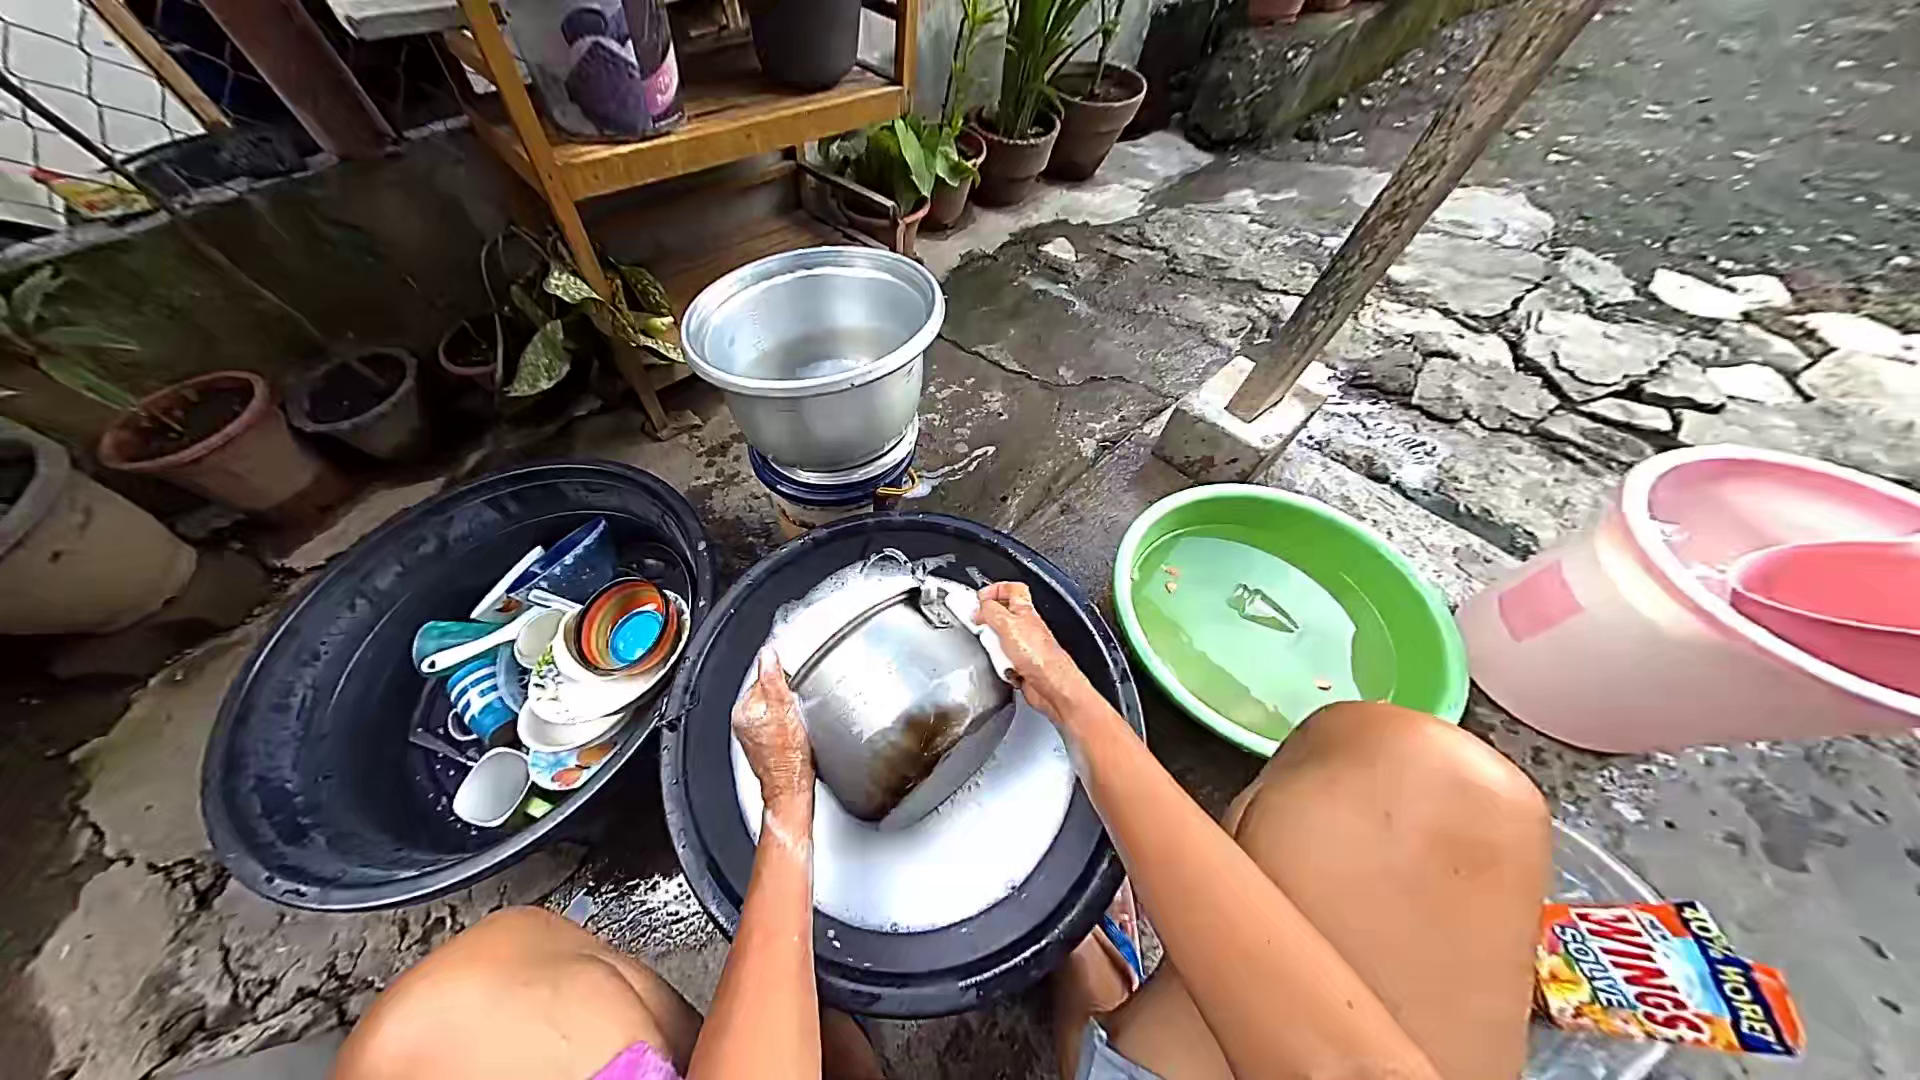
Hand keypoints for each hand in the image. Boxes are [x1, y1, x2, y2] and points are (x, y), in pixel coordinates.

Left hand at [733, 647, 813, 811]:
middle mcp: (744, 721)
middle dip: (787, 695)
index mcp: (743, 710)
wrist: (792, 788)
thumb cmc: (788, 757)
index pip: (764, 677)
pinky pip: (779, 721)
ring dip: (790, 709)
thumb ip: (773, 679)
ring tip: (799, 721)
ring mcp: (755, 733)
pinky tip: (798, 732)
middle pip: (771, 692)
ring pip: (776, 707)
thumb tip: (768, 653)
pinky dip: (789, 722)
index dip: (785, 679)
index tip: (796, 687)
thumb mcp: (784, 709)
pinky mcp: (766, 743)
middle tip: (799, 708)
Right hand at [975, 582, 1096, 720]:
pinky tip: (1001, 665)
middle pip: (1003, 613)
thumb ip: (991, 611)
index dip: (996, 589)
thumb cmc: (1041, 657)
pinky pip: (1003, 659)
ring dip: (993, 644)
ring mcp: (1024, 646)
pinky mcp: (1021, 664)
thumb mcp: (1008, 625)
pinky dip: (999, 662)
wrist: (1053, 687)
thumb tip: (981, 606)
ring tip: (992, 647)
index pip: (1012, 589)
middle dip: (988, 619)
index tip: (980, 598)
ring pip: (1001, 638)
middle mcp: (1027, 626)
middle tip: (979, 622)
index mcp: (1025, 611)